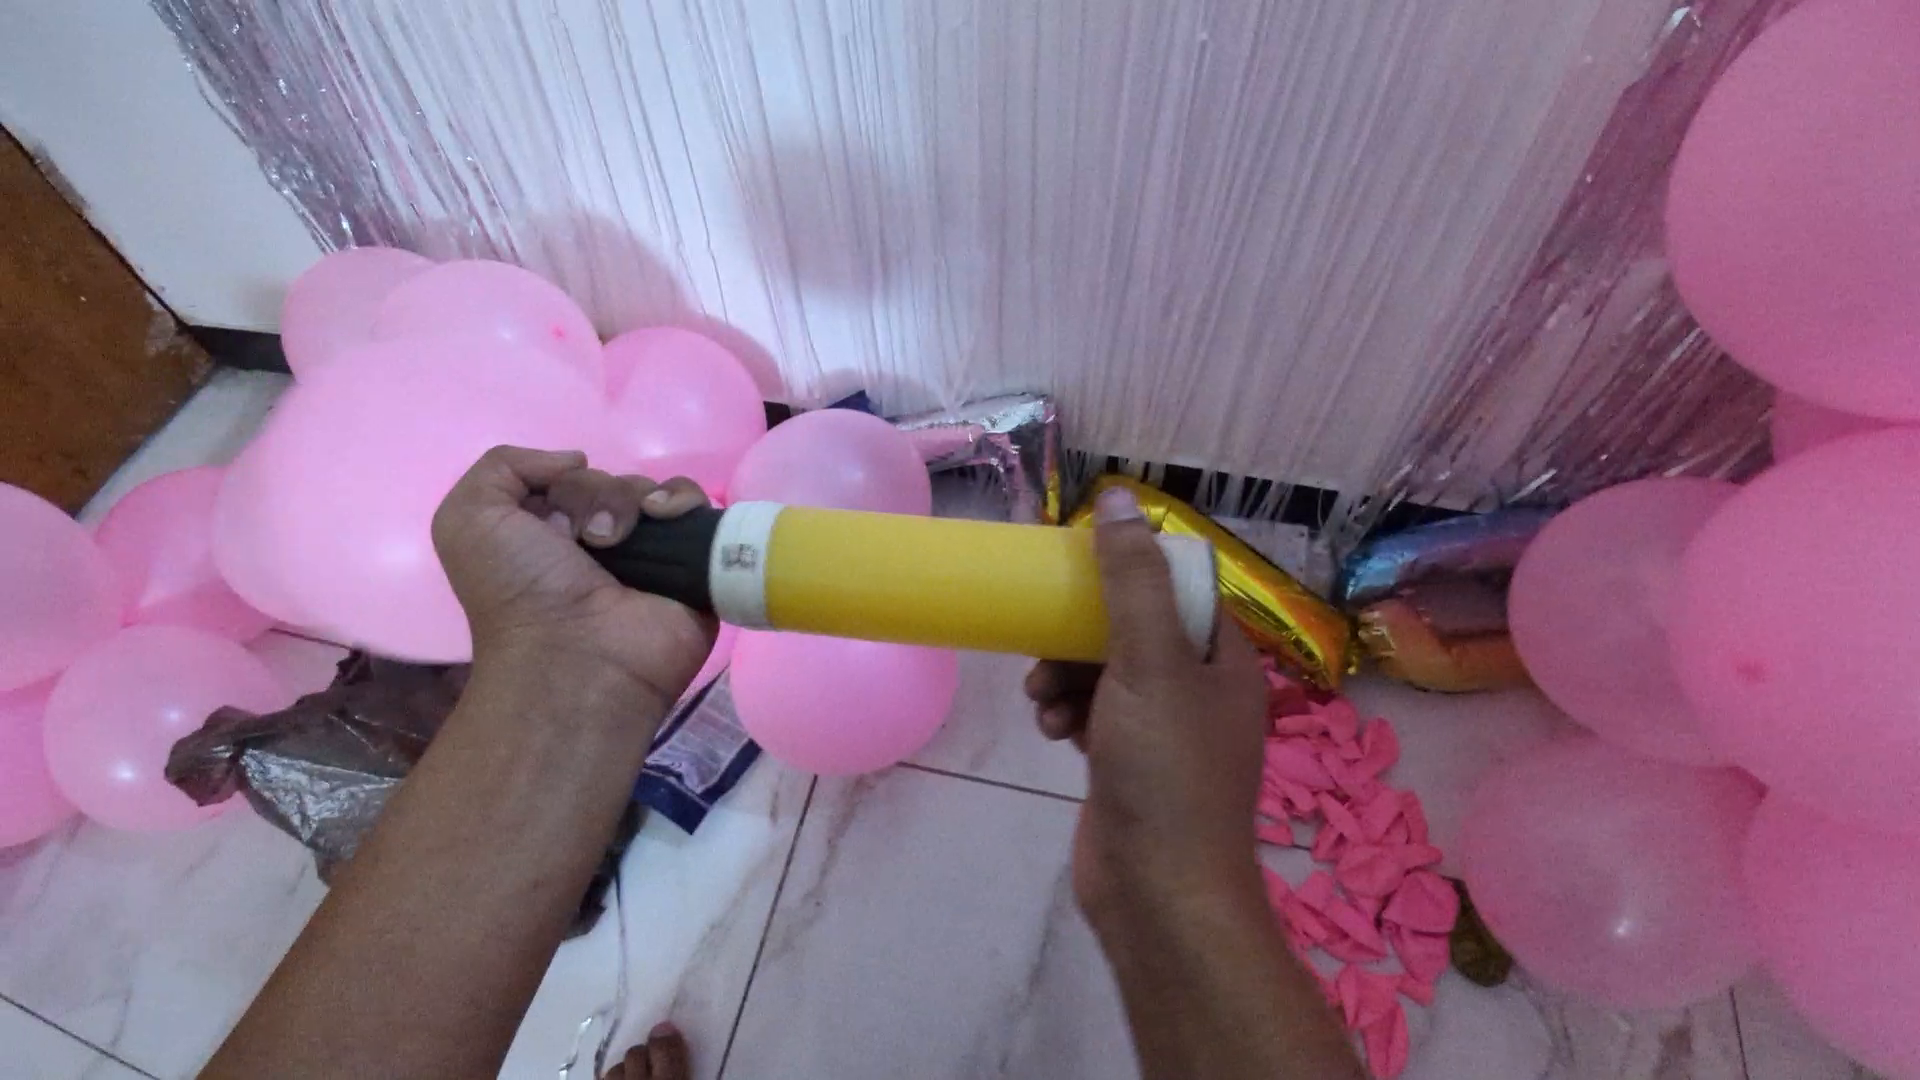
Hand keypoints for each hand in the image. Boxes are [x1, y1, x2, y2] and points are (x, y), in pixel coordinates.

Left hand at [432, 446, 717, 722]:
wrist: (579, 654)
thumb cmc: (520, 590)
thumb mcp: (469, 519)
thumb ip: (503, 465)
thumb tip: (578, 458)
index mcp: (555, 534)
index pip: (573, 478)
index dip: (561, 486)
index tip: (550, 525)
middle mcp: (606, 543)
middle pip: (615, 482)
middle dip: (598, 496)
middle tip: (589, 541)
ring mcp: (655, 553)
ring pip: (656, 491)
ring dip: (634, 501)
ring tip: (623, 540)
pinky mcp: (697, 563)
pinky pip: (700, 509)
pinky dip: (682, 500)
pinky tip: (665, 519)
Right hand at [1025, 487, 1269, 924]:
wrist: (1159, 893)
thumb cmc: (1163, 769)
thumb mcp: (1148, 661)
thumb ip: (1132, 580)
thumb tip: (1120, 498)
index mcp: (1221, 658)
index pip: (1175, 587)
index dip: (1126, 572)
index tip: (1074, 572)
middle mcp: (1199, 688)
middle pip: (1132, 629)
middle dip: (1080, 635)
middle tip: (1043, 642)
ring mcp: (1164, 729)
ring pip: (1105, 673)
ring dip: (1065, 677)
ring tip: (1042, 699)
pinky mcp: (1130, 762)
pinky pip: (1095, 714)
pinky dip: (1069, 714)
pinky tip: (1050, 731)